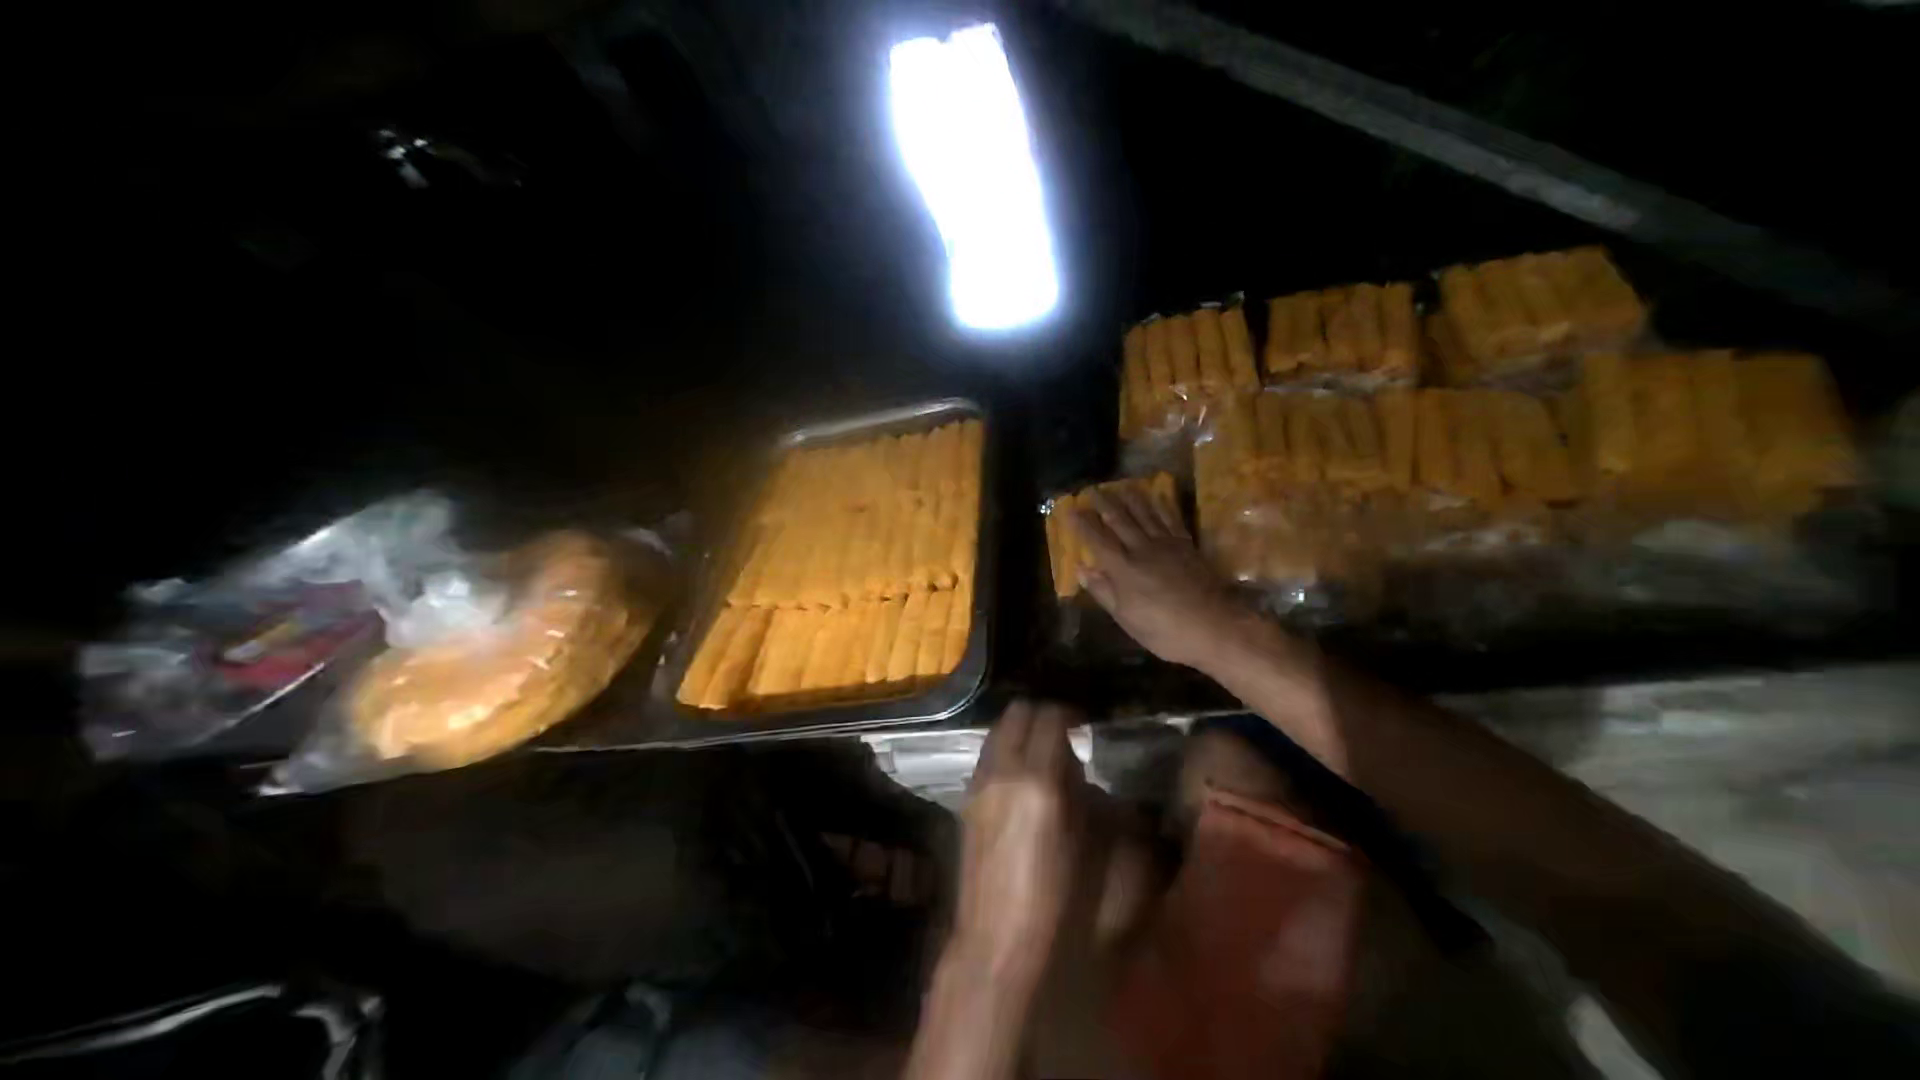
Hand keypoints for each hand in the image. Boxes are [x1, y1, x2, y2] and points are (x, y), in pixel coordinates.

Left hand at [953, 700, 1084, 987]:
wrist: (998, 938)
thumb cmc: (1057, 900)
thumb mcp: (1089, 844)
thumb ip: (1085, 793)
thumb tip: (1078, 769)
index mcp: (1039, 780)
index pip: (1050, 717)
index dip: (1070, 714)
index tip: (1084, 724)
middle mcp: (1003, 771)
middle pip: (1018, 714)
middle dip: (1042, 715)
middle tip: (1064, 734)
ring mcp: (979, 784)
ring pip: (997, 732)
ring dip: (1020, 732)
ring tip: (1042, 755)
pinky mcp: (965, 800)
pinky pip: (986, 757)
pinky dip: (1005, 752)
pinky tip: (1020, 779)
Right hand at [1071, 487, 1254, 669]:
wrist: (1215, 627)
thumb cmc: (1164, 631)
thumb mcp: (1126, 618)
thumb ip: (1103, 591)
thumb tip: (1082, 569)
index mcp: (1122, 569)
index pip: (1096, 540)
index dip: (1082, 524)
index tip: (1070, 509)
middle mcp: (1142, 550)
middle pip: (1119, 520)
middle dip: (1103, 504)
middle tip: (1092, 489)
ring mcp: (1167, 545)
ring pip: (1144, 514)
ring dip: (1131, 499)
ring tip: (1121, 486)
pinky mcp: (1187, 546)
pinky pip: (1171, 519)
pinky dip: (1162, 506)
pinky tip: (1158, 497)